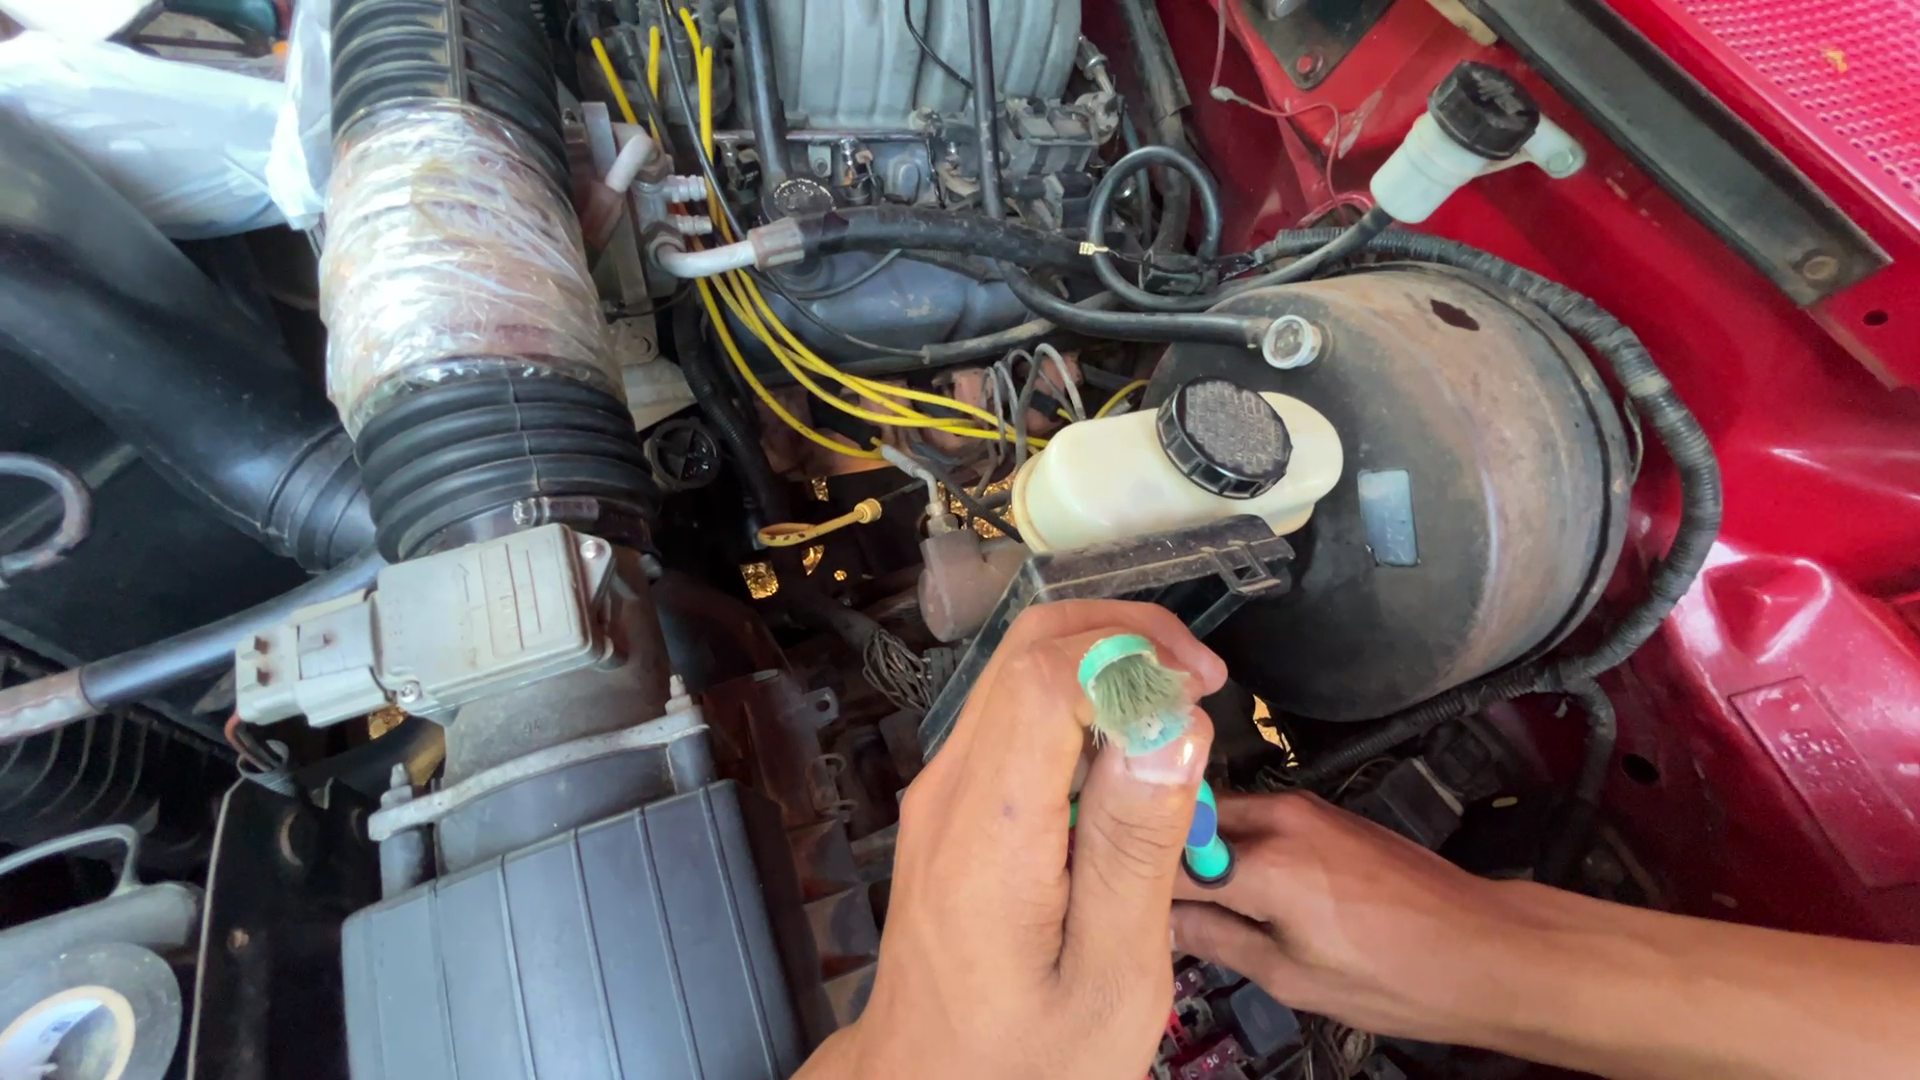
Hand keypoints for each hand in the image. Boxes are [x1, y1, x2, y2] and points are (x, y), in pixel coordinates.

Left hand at [797, 600, 1224, 1079]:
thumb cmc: (1025, 1058)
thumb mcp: (1111, 976)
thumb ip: (1137, 845)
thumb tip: (1172, 724)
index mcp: (987, 828)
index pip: (1040, 678)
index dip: (1126, 655)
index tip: (1199, 687)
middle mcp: (950, 783)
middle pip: (1024, 649)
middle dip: (1120, 633)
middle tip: (1198, 674)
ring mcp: (944, 784)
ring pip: (1019, 670)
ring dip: (1102, 660)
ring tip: (1174, 702)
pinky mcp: (953, 797)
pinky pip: (1014, 714)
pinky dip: (1078, 699)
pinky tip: (1125, 743)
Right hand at [1171, 793, 1557, 1046]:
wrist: (1488, 947)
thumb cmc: (1397, 978)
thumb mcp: (1294, 977)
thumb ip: (1217, 940)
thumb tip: (1159, 925)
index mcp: (1264, 865)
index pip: (1168, 860)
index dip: (1138, 877)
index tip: (1117, 890)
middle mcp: (1274, 815)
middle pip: (1185, 821)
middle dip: (1160, 851)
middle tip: (1145, 890)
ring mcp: (1297, 803)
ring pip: (1216, 812)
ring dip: (1195, 843)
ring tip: (1189, 888)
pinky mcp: (1315, 805)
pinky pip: (1250, 813)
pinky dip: (1230, 838)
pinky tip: (1237, 875)